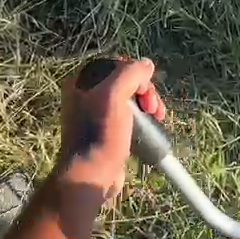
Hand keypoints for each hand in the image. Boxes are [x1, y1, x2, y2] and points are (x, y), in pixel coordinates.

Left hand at [51, 55, 164, 203]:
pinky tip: (150, 127)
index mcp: (82, 81)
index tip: (144, 91)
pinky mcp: (107, 131)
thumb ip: (131, 73)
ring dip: (147, 104)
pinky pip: (128, 116)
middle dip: (145, 91)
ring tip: (157, 117)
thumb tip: (146, 64)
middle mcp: (86, 94)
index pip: (116, 64)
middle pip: (125, 81)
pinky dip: (141, 119)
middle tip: (154, 108)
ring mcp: (96, 114)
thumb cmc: (101, 133)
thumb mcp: (115, 95)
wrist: (93, 174)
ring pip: (130, 99)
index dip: (135, 74)